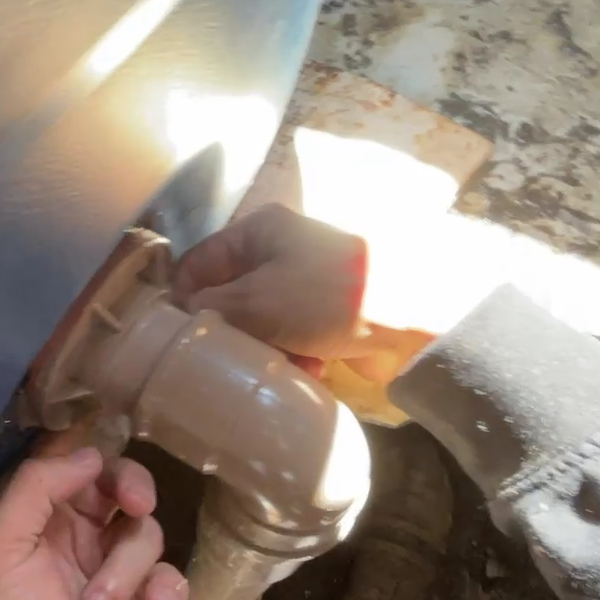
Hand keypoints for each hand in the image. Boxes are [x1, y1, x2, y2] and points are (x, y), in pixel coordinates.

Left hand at [0, 448, 188, 599]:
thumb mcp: (1, 547)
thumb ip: (35, 488)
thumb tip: (89, 453)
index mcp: (45, 519)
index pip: (77, 469)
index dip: (94, 459)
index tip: (102, 464)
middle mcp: (84, 536)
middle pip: (122, 487)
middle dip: (132, 488)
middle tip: (134, 504)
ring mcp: (120, 570)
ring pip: (146, 534)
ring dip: (125, 568)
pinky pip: (172, 578)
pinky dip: (165, 589)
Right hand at [172, 203, 449, 381]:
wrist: (420, 313)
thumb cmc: (325, 297)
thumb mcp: (253, 300)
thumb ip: (206, 307)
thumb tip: (180, 317)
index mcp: (256, 232)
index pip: (197, 263)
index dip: (183, 298)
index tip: (178, 336)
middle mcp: (278, 251)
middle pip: (228, 296)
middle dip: (230, 331)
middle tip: (228, 358)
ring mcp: (306, 282)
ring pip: (258, 322)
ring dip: (263, 348)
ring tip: (277, 365)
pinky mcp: (330, 311)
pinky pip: (292, 335)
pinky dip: (295, 354)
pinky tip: (309, 368)